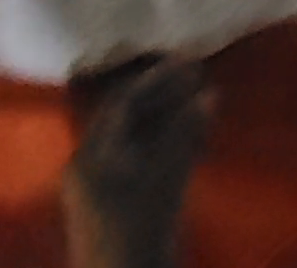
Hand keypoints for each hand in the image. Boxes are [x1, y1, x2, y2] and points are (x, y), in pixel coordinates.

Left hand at [64, 55, 207, 267]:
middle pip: (126, 116)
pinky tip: (194, 136)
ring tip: (201, 101)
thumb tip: (207, 94)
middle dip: (162, 95)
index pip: (122, 102)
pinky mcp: (115, 203)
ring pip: (136, 137)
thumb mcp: (166, 179)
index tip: (188, 63)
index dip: (156, 79)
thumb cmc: (140, 233)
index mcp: (91, 156)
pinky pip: (140, 157)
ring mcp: (99, 186)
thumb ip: (185, 133)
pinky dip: (166, 141)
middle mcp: (89, 165)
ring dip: (167, 116)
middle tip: (197, 75)